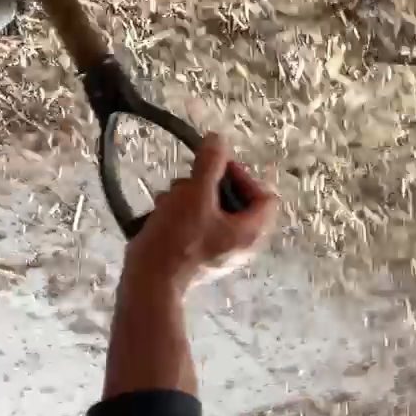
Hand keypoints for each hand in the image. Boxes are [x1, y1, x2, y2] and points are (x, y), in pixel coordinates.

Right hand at [122, 133, 280, 294]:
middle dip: (209, 184)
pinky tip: (163, 211)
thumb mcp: (196, 192)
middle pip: (235, 199)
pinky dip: (182, 211)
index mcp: (250, 231)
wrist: (150, 276)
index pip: (265, 196)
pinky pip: (198, 221)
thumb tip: (218, 139)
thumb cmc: (180, 235)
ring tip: (171, 197)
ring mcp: (219, 249)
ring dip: (190, 195)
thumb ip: (209, 163)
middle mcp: (240, 243)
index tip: (215, 167)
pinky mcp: (198, 252)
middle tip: (189, 182)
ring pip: (212, 208)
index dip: (242, 176)